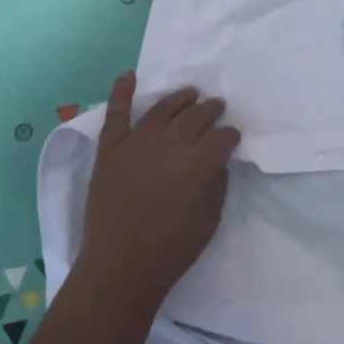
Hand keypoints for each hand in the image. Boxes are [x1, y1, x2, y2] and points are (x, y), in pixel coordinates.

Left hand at [77, 72, 239, 305]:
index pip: (222, 137)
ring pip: (162, 110)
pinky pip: (116, 115)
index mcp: (198, 163)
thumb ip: (216, 184)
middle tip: (217, 107)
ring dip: (179, 99)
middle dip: (210, 110)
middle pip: (195, 117)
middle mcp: (169, 145)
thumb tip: (216, 161)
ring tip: (190, 93)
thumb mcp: (209, 219)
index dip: (231, 136)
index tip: (233, 139)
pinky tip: (129, 76)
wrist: (120, 267)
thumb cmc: (172, 249)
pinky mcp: (110, 151)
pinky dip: (121, 93)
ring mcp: (136, 144)